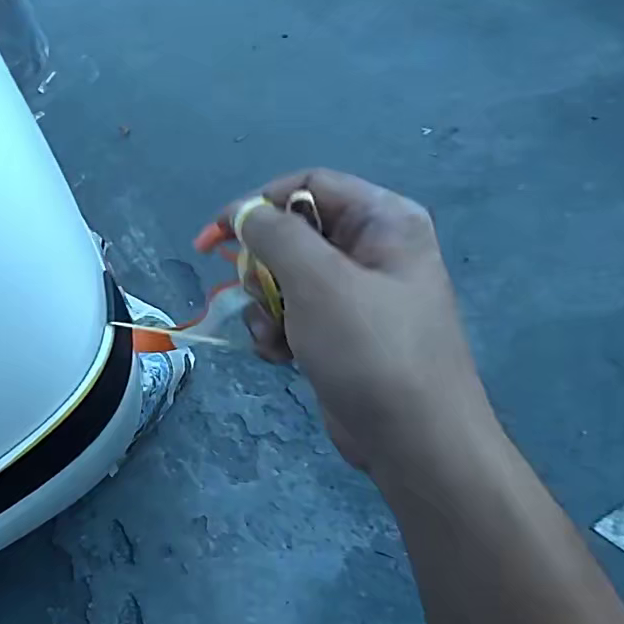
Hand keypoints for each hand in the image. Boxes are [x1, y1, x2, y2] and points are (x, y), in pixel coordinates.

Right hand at [219, 169, 494, 475]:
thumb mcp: (318, 281)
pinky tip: (280, 358)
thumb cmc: (369, 349)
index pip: (307, 186)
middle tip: (253, 297)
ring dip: (264, 308)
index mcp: (381, 220)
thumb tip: (243, 213)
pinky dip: (277, 334)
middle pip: (291, 236)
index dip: (255, 206)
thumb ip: (274, 235)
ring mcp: (356, 296)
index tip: (212, 239)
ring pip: (285, 280)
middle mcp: (371, 251)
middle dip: (261, 269)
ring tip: (273, 338)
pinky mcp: (340, 334)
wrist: (412, 437)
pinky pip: (293, 316)